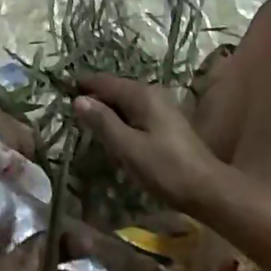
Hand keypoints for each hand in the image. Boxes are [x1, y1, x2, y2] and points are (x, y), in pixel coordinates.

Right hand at [72, 74, 222, 211]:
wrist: (206, 188)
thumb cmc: (165, 168)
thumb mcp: (128, 148)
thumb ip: (103, 122)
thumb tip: (79, 99)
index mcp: (142, 95)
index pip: (106, 82)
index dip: (85, 84)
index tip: (64, 86)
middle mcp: (153, 93)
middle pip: (117, 89)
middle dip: (96, 95)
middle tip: (72, 105)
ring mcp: (162, 106)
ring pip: (127, 100)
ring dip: (108, 107)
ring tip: (88, 118)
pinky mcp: (167, 121)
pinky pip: (137, 111)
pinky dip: (121, 116)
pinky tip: (114, 131)